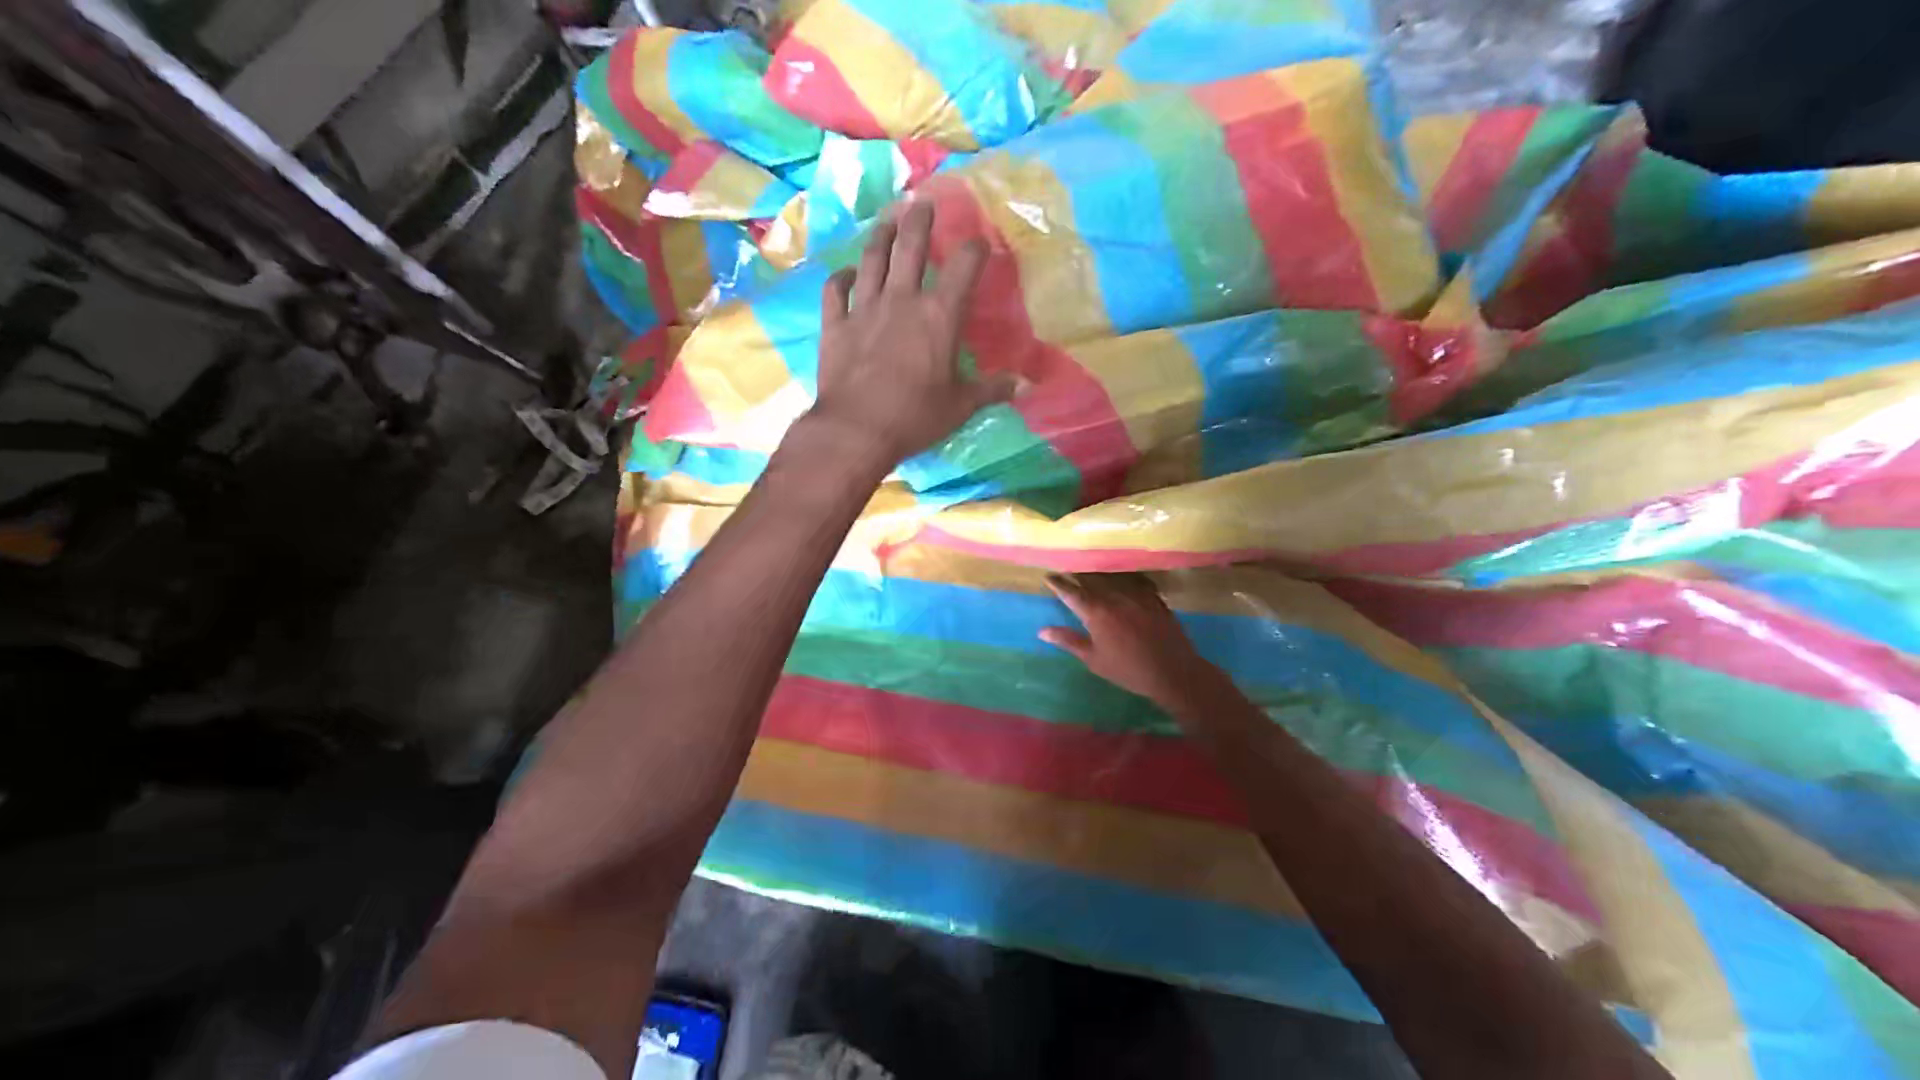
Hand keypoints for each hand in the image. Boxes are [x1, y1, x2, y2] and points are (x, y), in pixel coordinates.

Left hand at [802, 200, 1017, 469]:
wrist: (856, 430)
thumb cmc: (915, 417)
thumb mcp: (961, 406)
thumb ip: (991, 390)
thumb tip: (1023, 386)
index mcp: (938, 316)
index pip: (964, 267)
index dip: (975, 248)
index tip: (980, 242)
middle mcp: (902, 300)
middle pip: (911, 246)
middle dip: (920, 219)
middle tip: (923, 202)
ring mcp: (864, 308)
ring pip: (873, 258)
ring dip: (882, 234)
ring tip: (888, 219)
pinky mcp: (835, 325)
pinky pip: (836, 290)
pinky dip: (842, 278)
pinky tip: (848, 273)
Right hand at [1039, 573, 1216, 706]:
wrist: (1172, 672)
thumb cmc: (1128, 670)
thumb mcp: (1093, 659)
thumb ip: (1069, 641)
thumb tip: (1042, 631)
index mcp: (1096, 612)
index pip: (1071, 592)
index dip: (1058, 584)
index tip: (1048, 576)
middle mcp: (1114, 597)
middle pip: (1091, 579)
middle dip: (1076, 575)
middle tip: (1067, 571)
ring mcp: (1137, 595)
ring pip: (1113, 577)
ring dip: (1099, 573)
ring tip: (1091, 570)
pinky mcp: (1154, 598)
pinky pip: (1136, 580)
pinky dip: (1126, 577)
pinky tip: (1124, 578)